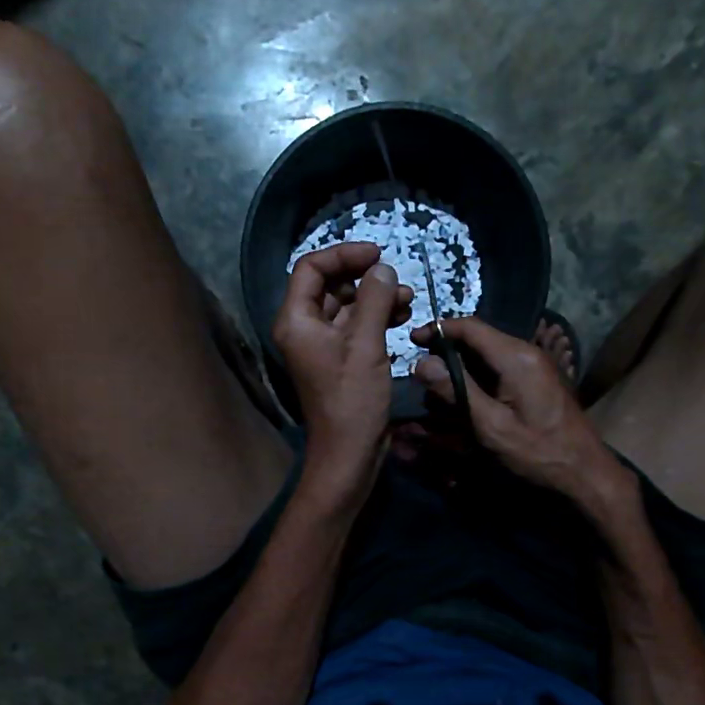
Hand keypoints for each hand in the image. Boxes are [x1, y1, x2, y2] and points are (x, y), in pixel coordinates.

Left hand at [273, 242, 412, 492]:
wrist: (349, 451)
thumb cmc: (352, 398)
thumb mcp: (366, 344)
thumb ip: (375, 300)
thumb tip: (383, 269)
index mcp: (296, 320)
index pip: (311, 268)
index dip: (344, 255)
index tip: (378, 254)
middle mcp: (303, 328)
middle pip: (328, 284)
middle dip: (364, 277)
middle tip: (396, 279)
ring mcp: (320, 345)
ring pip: (346, 305)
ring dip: (375, 297)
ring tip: (407, 299)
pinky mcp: (338, 359)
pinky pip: (354, 326)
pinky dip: (376, 317)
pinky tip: (402, 316)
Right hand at [411, 316, 621, 499]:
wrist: (584, 470)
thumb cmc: (537, 451)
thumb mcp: (490, 425)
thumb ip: (456, 391)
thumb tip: (422, 363)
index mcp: (516, 358)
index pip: (471, 327)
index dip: (439, 329)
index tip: (412, 338)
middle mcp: (527, 352)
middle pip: (478, 338)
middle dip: (446, 350)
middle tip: (419, 369)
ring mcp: (534, 365)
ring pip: (487, 353)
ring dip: (460, 366)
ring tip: (436, 389)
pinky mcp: (536, 379)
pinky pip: (499, 366)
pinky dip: (477, 376)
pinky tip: (463, 396)